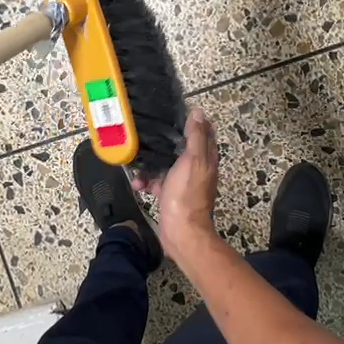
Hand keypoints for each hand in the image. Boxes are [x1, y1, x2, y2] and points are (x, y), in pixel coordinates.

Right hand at [143, 111, 219, 253]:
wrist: (181, 232)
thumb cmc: (187, 194)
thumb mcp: (193, 160)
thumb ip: (196, 136)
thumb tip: (199, 112)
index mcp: (206, 158)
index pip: (203, 132)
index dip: (191, 121)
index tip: (172, 112)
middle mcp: (197, 168)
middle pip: (180, 148)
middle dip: (162, 144)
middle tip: (146, 136)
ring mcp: (183, 183)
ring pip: (165, 165)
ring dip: (150, 166)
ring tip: (138, 168)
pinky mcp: (170, 195)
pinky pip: (157, 183)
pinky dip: (147, 182)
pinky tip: (138, 184)